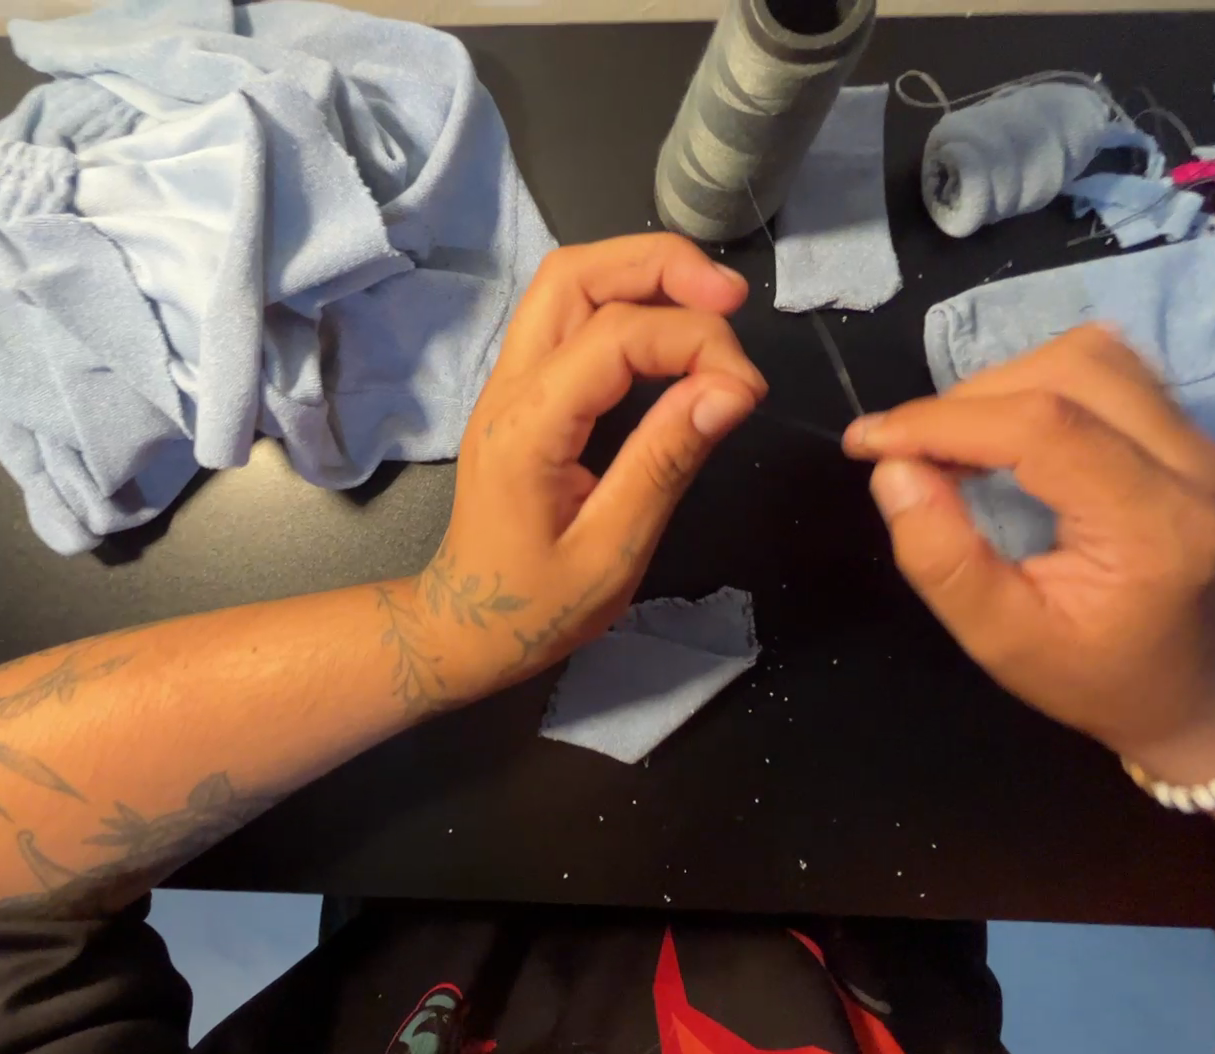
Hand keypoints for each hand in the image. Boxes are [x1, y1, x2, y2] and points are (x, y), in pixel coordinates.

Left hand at [415, 234, 766, 693]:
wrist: (466, 626)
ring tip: (708, 304)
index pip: (615, 337)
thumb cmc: (535, 606)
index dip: (695, 343)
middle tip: (731, 296)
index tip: (748, 390)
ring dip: (639, 276)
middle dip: (659, 266)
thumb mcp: (611, 551)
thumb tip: (730, 390)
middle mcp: (508, 389)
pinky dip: (621, 306)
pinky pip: (566, 322)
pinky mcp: (519, 398)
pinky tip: (665, 334)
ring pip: (566, 287)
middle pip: (574, 275)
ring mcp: (506, 387)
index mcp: (528, 428)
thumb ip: (664, 463)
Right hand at [842, 325, 1214, 761]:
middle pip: (1067, 372)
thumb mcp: (997, 640)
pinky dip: (1029, 386)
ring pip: (1086, 357)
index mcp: (1153, 527)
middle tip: (910, 452)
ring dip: (996, 387)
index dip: (939, 421)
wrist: (1199, 694)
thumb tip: (893, 471)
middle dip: (962, 402)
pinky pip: (1103, 372)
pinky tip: (997, 433)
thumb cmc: (1092, 678)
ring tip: (952, 443)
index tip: (867, 443)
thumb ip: (940, 558)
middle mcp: (1195, 466)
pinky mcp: (1190, 434)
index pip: (1042, 428)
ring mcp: (1203, 443)